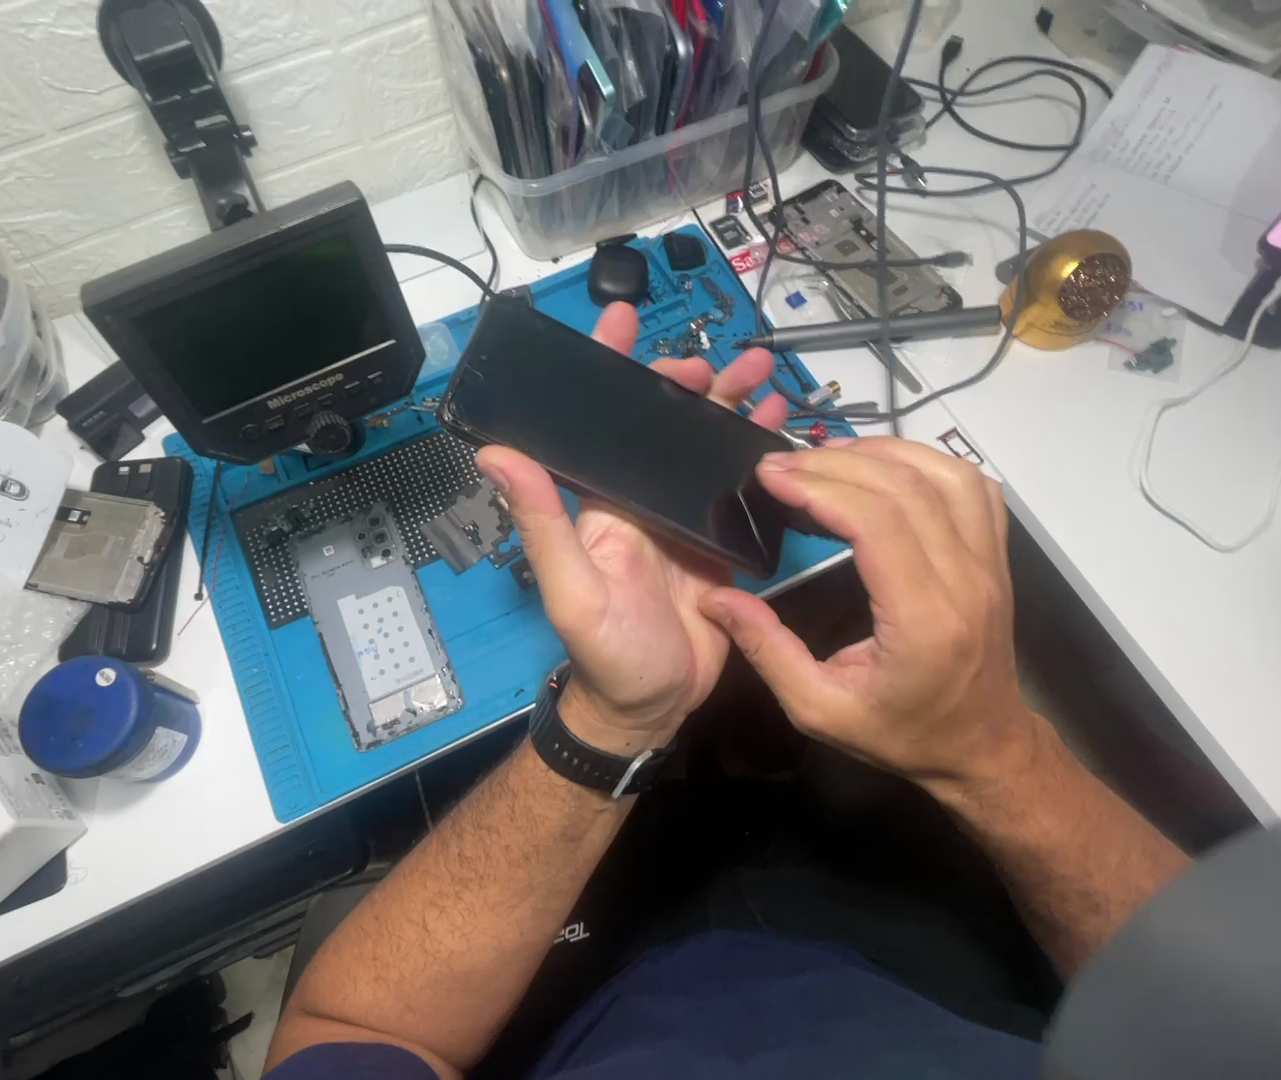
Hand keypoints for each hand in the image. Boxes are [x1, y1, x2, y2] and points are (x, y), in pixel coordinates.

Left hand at [475, 303, 787, 755]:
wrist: (655, 706)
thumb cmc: (606, 654)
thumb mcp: (571, 589)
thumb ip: (542, 523)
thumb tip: (496, 454)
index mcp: (604, 502)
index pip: (600, 422)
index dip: (610, 370)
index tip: (622, 319)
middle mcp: (642, 499)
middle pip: (664, 426)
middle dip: (689, 384)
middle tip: (720, 363)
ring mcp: (684, 519)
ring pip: (706, 449)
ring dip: (730, 410)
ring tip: (763, 376)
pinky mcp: (720, 543)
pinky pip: (739, 490)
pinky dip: (760, 459)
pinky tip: (783, 434)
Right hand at [698, 437, 1041, 794]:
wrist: (982, 748)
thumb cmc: (901, 733)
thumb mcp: (818, 708)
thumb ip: (766, 650)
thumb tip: (715, 599)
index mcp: (922, 619)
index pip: (876, 522)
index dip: (818, 486)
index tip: (769, 474)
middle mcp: (965, 580)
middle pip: (904, 488)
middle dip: (833, 463)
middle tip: (778, 463)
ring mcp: (989, 564)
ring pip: (944, 474)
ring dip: (881, 452)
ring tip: (824, 456)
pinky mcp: (996, 557)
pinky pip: (971, 487)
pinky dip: (925, 461)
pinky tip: (883, 466)